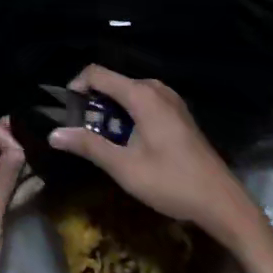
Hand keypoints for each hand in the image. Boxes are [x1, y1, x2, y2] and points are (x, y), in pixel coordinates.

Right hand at [47, 65, 261, 245]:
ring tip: (98, 141)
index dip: (76, 86)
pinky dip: (127, 115)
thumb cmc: (170, 181)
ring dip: (109, 111)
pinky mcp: (176, 112)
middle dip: (92, 103)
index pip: (98, 73)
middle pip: (113, 82)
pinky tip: (125, 142)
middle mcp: (155, 88)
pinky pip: (143, 102)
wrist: (218, 198)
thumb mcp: (124, 167)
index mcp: (141, 94)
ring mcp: (169, 99)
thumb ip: (89, 146)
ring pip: (128, 94)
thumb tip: (55, 134)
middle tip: (79, 133)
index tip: (64, 112)